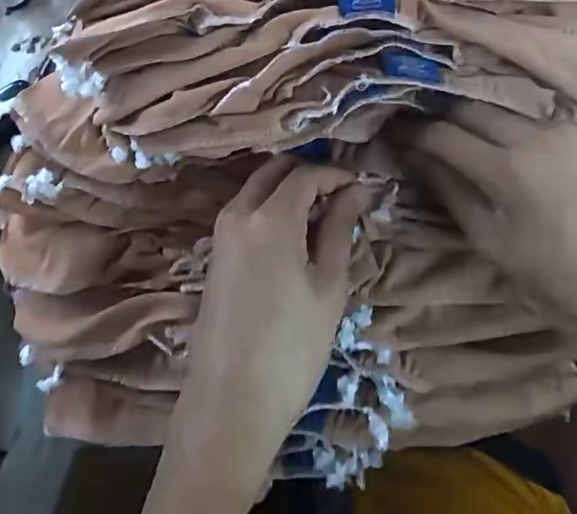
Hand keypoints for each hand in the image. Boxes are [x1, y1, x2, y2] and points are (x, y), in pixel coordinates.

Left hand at [145, 158, 370, 513]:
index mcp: (270, 217)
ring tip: (323, 215)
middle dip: (309, 173)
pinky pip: (245, 211)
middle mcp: (238, 213)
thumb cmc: (291, 346)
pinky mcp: (214, 254)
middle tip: (342, 194)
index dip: (337, 174)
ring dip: (288, 189)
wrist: (229, 405)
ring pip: (257, 188)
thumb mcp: (328, 284)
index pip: (306, 174)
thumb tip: (357, 190)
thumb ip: (340, 227)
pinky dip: (270, 207)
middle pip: (275, 171)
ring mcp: (220, 233)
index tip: (362, 188)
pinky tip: (295, 236)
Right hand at [397, 102, 576, 345]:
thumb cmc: (556, 273)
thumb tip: (416, 159)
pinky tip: (502, 132)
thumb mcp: (493, 243)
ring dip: (473, 112)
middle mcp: (532, 136)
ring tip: (456, 124)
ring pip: (501, 105)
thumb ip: (452, 193)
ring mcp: (561, 128)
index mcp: (507, 171)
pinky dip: (509, 119)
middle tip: (422, 126)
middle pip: (470, 109)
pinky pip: (533, 113)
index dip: (414, 132)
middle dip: (440, 115)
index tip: (395, 130)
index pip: (445, 136)